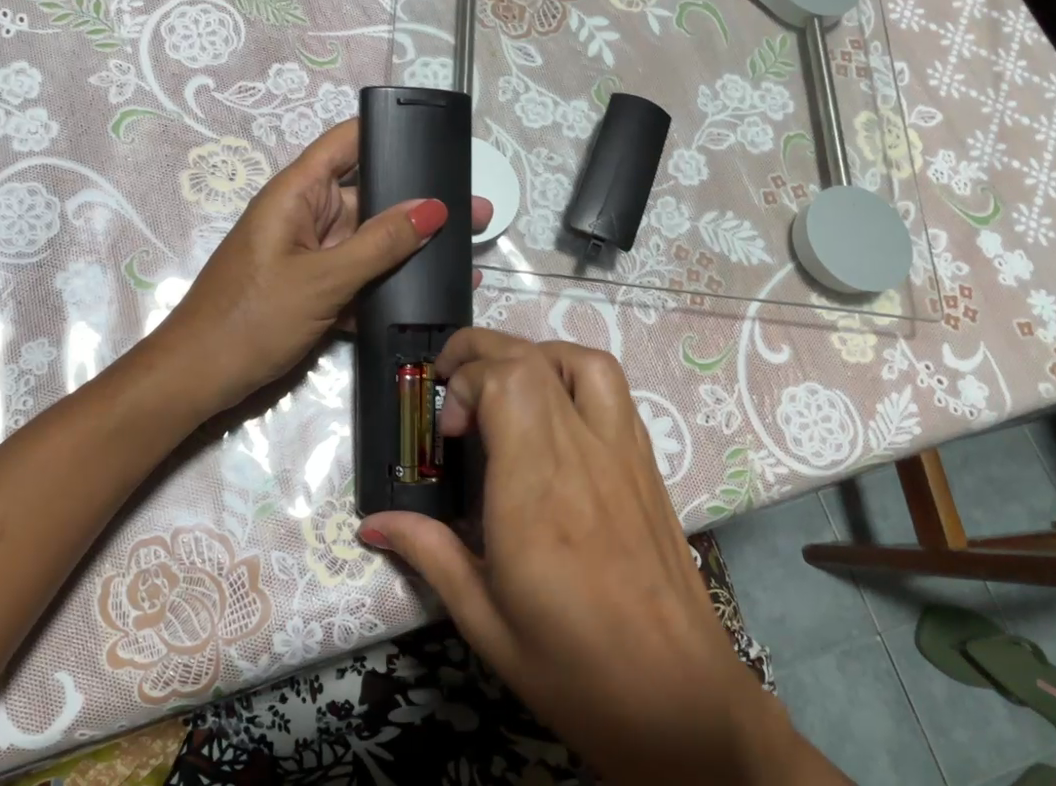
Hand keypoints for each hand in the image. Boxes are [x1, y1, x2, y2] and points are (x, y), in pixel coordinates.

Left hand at [154, 120, 491, 414]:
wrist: (199, 378)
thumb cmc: (252, 317)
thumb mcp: (322, 279)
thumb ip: (380, 243)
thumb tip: (434, 207)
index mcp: (297, 194)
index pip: (346, 143)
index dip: (390, 133)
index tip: (441, 140)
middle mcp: (306, 216)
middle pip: (369, 196)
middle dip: (420, 204)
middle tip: (480, 214)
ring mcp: (310, 255)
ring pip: (369, 242)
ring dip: (411, 250)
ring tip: (468, 255)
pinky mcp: (313, 291)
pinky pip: (359, 278)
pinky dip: (389, 286)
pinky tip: (433, 295)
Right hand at [358, 330, 847, 785]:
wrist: (682, 703)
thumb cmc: (575, 670)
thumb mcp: (486, 622)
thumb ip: (430, 555)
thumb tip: (373, 522)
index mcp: (537, 492)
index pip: (506, 381)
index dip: (464, 382)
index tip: (447, 432)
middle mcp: (584, 456)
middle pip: (535, 360)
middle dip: (481, 352)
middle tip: (450, 388)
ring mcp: (625, 457)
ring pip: (585, 362)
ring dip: (533, 356)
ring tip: (501, 390)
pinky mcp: (648, 469)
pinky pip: (613, 394)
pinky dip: (571, 379)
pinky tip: (549, 420)